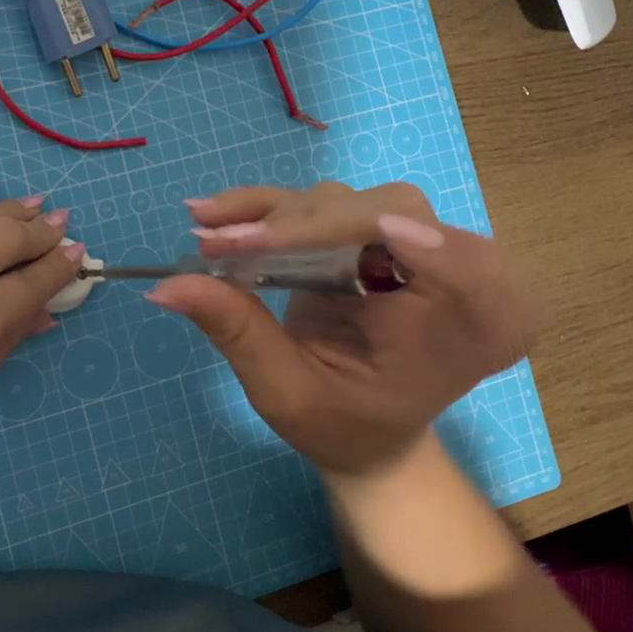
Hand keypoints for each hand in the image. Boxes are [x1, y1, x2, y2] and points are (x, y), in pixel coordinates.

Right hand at [147, 183, 536, 477]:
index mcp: (467, 327)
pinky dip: (266, 209)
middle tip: (223, 244)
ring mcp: (406, 245)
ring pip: (343, 200)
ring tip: (206, 233)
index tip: (383, 232)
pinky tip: (215, 216)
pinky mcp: (366, 233)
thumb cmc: (340, 425)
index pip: (465, 267)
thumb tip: (166, 285)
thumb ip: (238, 332)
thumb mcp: (285, 391)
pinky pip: (319, 205)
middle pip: (388, 213)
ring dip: (272, 213)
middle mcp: (450, 273)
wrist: (364, 431)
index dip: (428, 241)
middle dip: (304, 224)